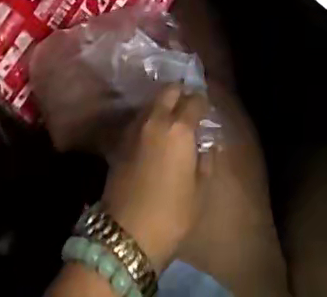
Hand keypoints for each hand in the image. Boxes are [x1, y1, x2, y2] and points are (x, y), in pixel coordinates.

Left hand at [101, 87, 212, 266]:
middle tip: (188, 106)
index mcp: (179, 129)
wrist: (124, 235)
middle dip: (180, 93)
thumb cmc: (170, 215)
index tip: (206, 110)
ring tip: (171, 121)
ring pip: (151, 104)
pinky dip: (149, 121)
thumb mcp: (199, 192)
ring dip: (162, 106)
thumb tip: (206, 146)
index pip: (194, 100)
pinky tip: (154, 137)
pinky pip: (138, 121)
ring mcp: (134, 130)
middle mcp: (156, 121)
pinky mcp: (120, 143)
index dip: (202, 102)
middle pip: (168, 91)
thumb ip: (205, 162)